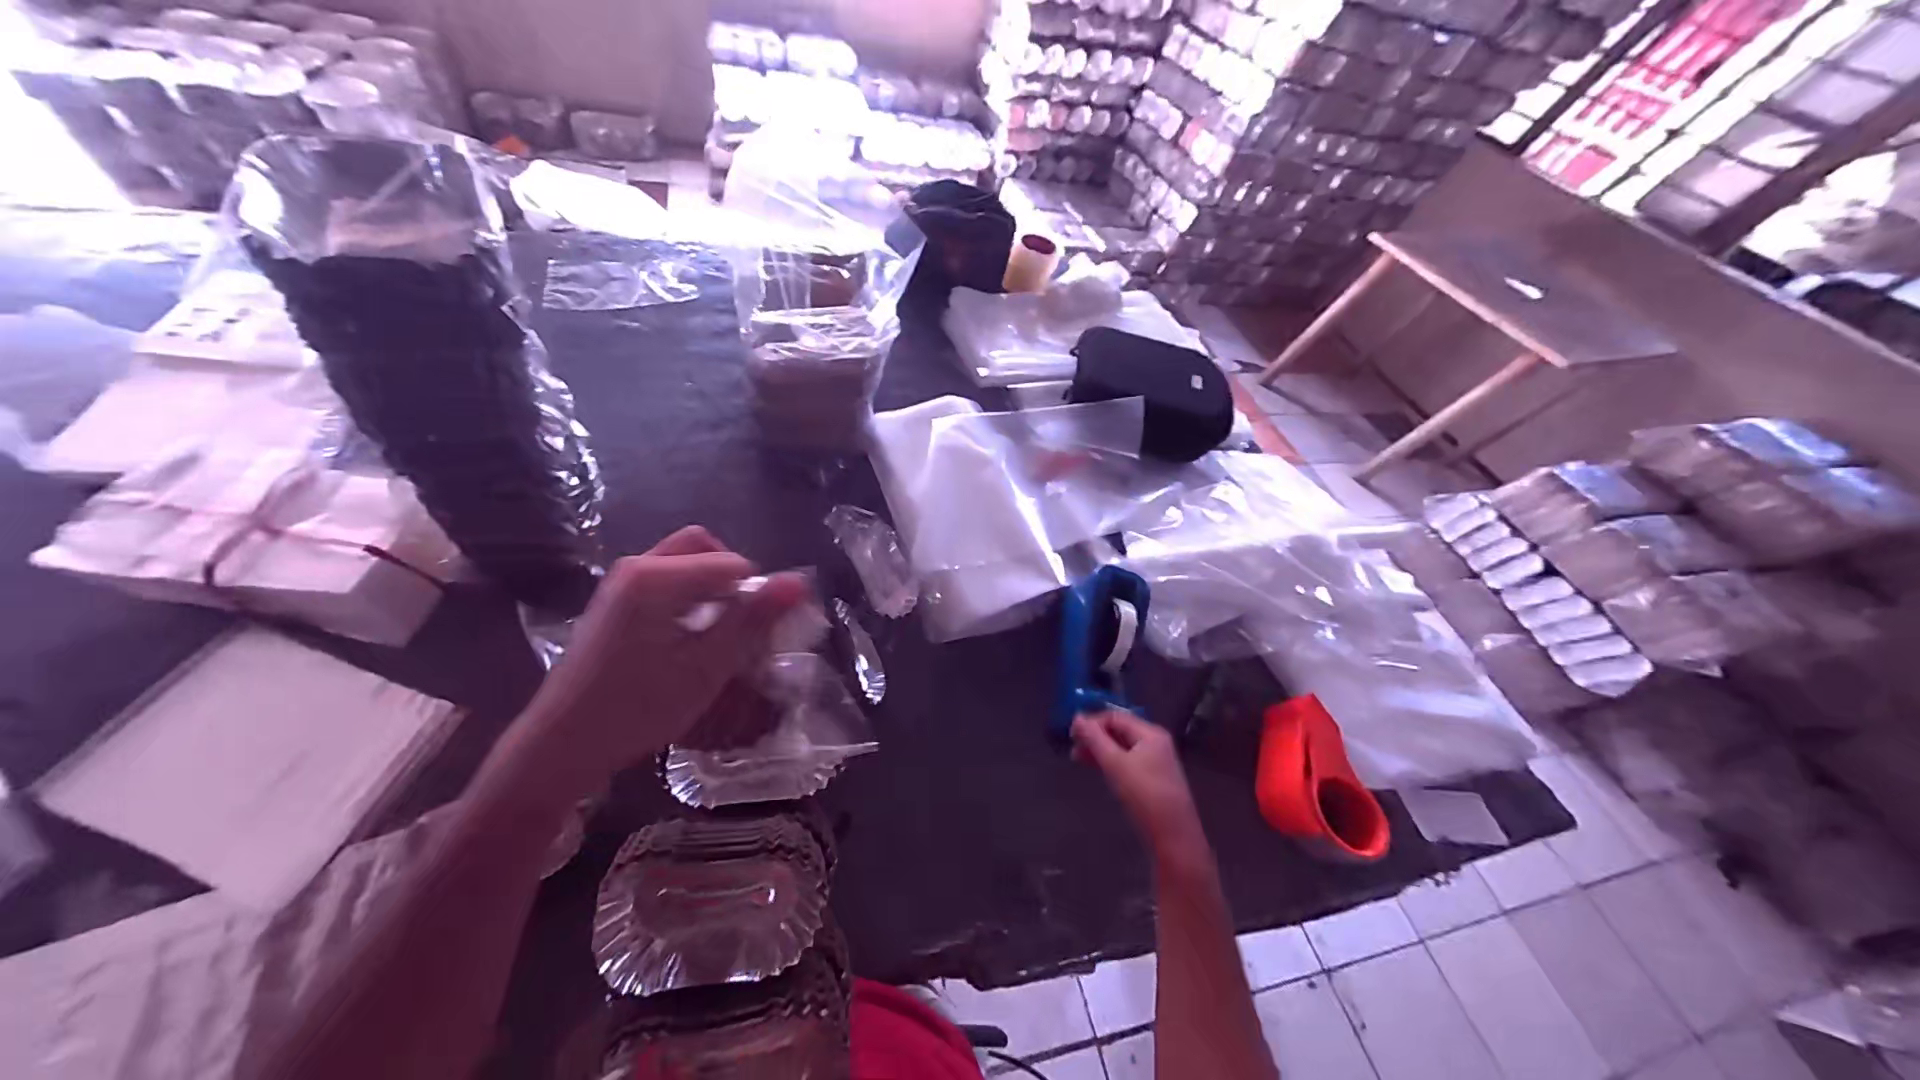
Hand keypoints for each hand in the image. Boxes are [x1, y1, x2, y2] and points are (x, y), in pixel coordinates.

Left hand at [523, 527, 808, 792]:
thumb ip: (753, 619)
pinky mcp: (616, 600)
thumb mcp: (707, 667)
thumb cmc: (640, 708)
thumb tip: (799, 582)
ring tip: (716, 636)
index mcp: (657, 577)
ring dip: (712, 588)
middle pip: (704, 547)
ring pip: (685, 562)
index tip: (755, 637)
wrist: (563, 744)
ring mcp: (621, 582)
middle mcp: (637, 565)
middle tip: (739, 625)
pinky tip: (687, 640)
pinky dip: (690, 596)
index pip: (732, 563)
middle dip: (732, 579)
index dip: (755, 595)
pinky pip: (666, 579)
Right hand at [1072, 709, 1206, 862]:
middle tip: (1073, 749)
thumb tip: (1076, 717)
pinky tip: (1098, 769)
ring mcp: (1156, 762)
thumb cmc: (1144, 795)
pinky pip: (1128, 761)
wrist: (1174, 836)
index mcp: (1150, 733)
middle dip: (1094, 737)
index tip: (1071, 735)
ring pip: (1122, 747)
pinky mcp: (1153, 779)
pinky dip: (1111, 762)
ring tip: (1078, 759)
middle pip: (1119, 730)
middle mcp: (1155, 743)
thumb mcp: (1115, 764)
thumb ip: (1094, 739)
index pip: (1115, 717)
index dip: (1092, 722)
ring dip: (1100, 750)